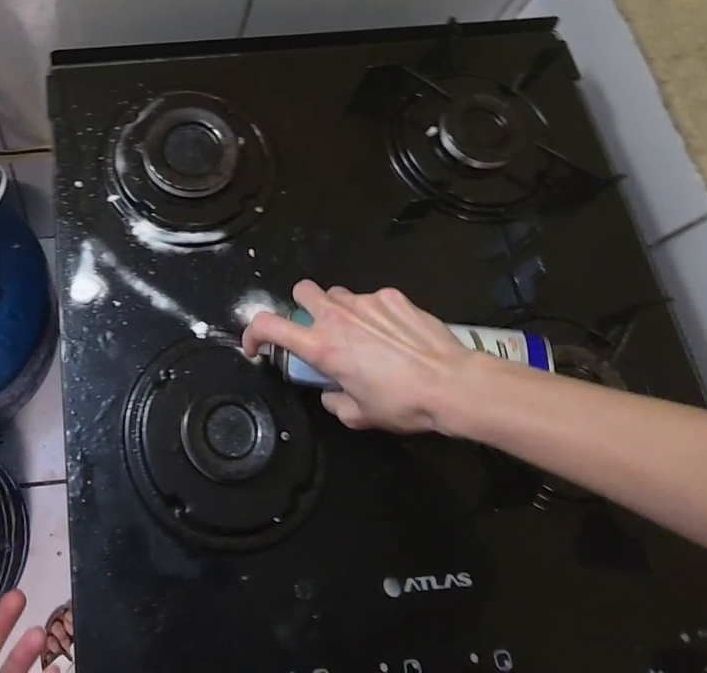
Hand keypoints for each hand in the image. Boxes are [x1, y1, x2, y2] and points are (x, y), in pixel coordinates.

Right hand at [240, 280, 493, 435]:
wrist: (452, 385)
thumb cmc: (402, 404)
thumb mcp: (360, 415)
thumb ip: (335, 402)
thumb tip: (332, 393)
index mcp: (322, 347)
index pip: (268, 326)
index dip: (253, 333)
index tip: (258, 347)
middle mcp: (337, 317)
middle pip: (302, 290)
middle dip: (302, 307)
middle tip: (318, 330)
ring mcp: (365, 301)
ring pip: (338, 294)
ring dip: (340, 311)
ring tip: (361, 334)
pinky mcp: (392, 297)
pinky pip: (373, 299)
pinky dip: (375, 314)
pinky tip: (394, 334)